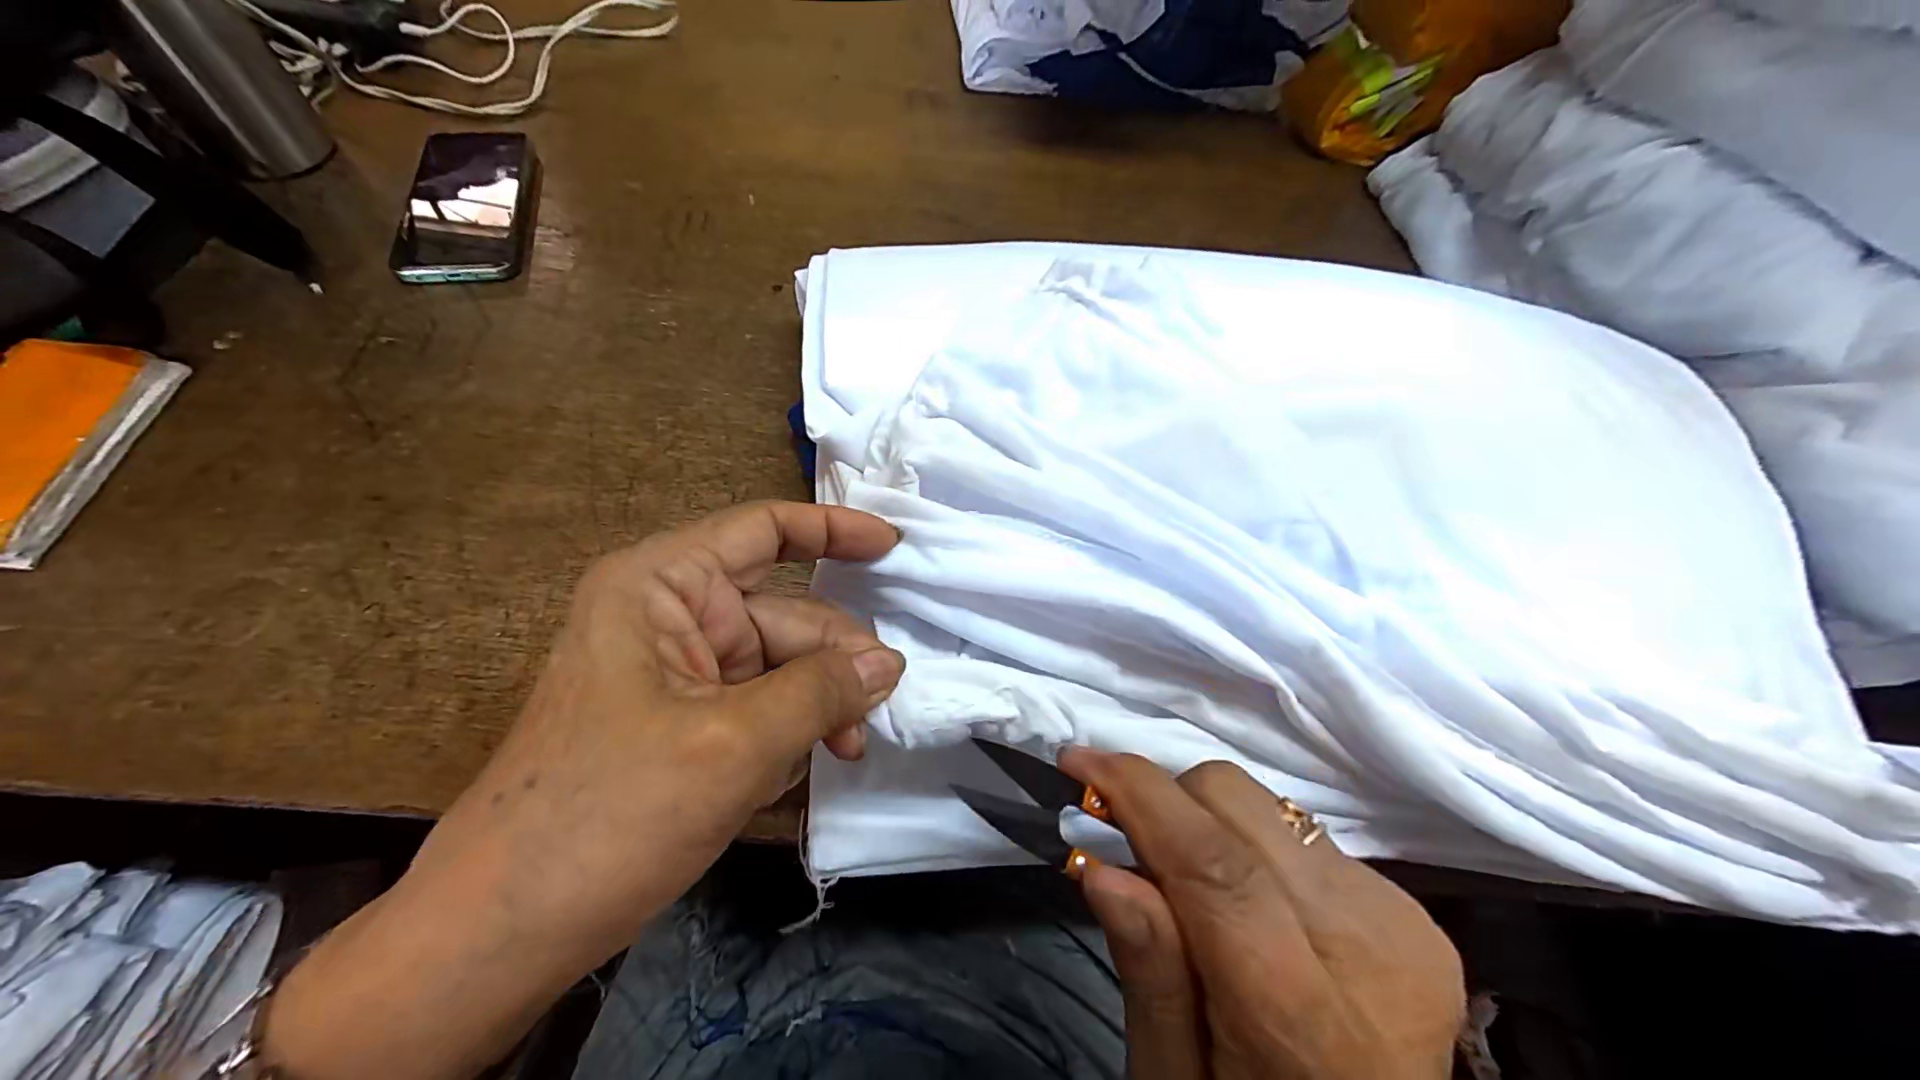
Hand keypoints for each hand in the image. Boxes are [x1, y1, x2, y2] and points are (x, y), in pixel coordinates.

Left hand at [268, 502, 904, 1079]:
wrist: (504, 931)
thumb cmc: (611, 812)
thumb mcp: (735, 743)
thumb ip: (822, 690)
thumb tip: (890, 662)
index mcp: (660, 586)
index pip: (762, 530)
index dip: (833, 529)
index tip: (895, 547)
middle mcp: (667, 617)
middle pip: (783, 612)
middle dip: (835, 657)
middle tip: (879, 705)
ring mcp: (674, 673)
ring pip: (778, 666)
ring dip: (820, 704)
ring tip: (847, 749)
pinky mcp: (681, 722)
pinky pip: (759, 706)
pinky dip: (791, 731)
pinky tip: (803, 769)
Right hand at [1062, 750, 1464, 1079]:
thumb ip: (1150, 978)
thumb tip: (1100, 869)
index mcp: (1305, 1012)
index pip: (1213, 864)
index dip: (1139, 796)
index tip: (1077, 760)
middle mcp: (1364, 942)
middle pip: (1238, 804)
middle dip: (1166, 802)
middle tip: (1123, 843)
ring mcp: (1398, 918)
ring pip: (1266, 804)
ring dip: (1205, 821)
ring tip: (1184, 881)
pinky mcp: (1408, 908)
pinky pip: (1299, 832)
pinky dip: (1249, 844)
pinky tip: (1245, 900)